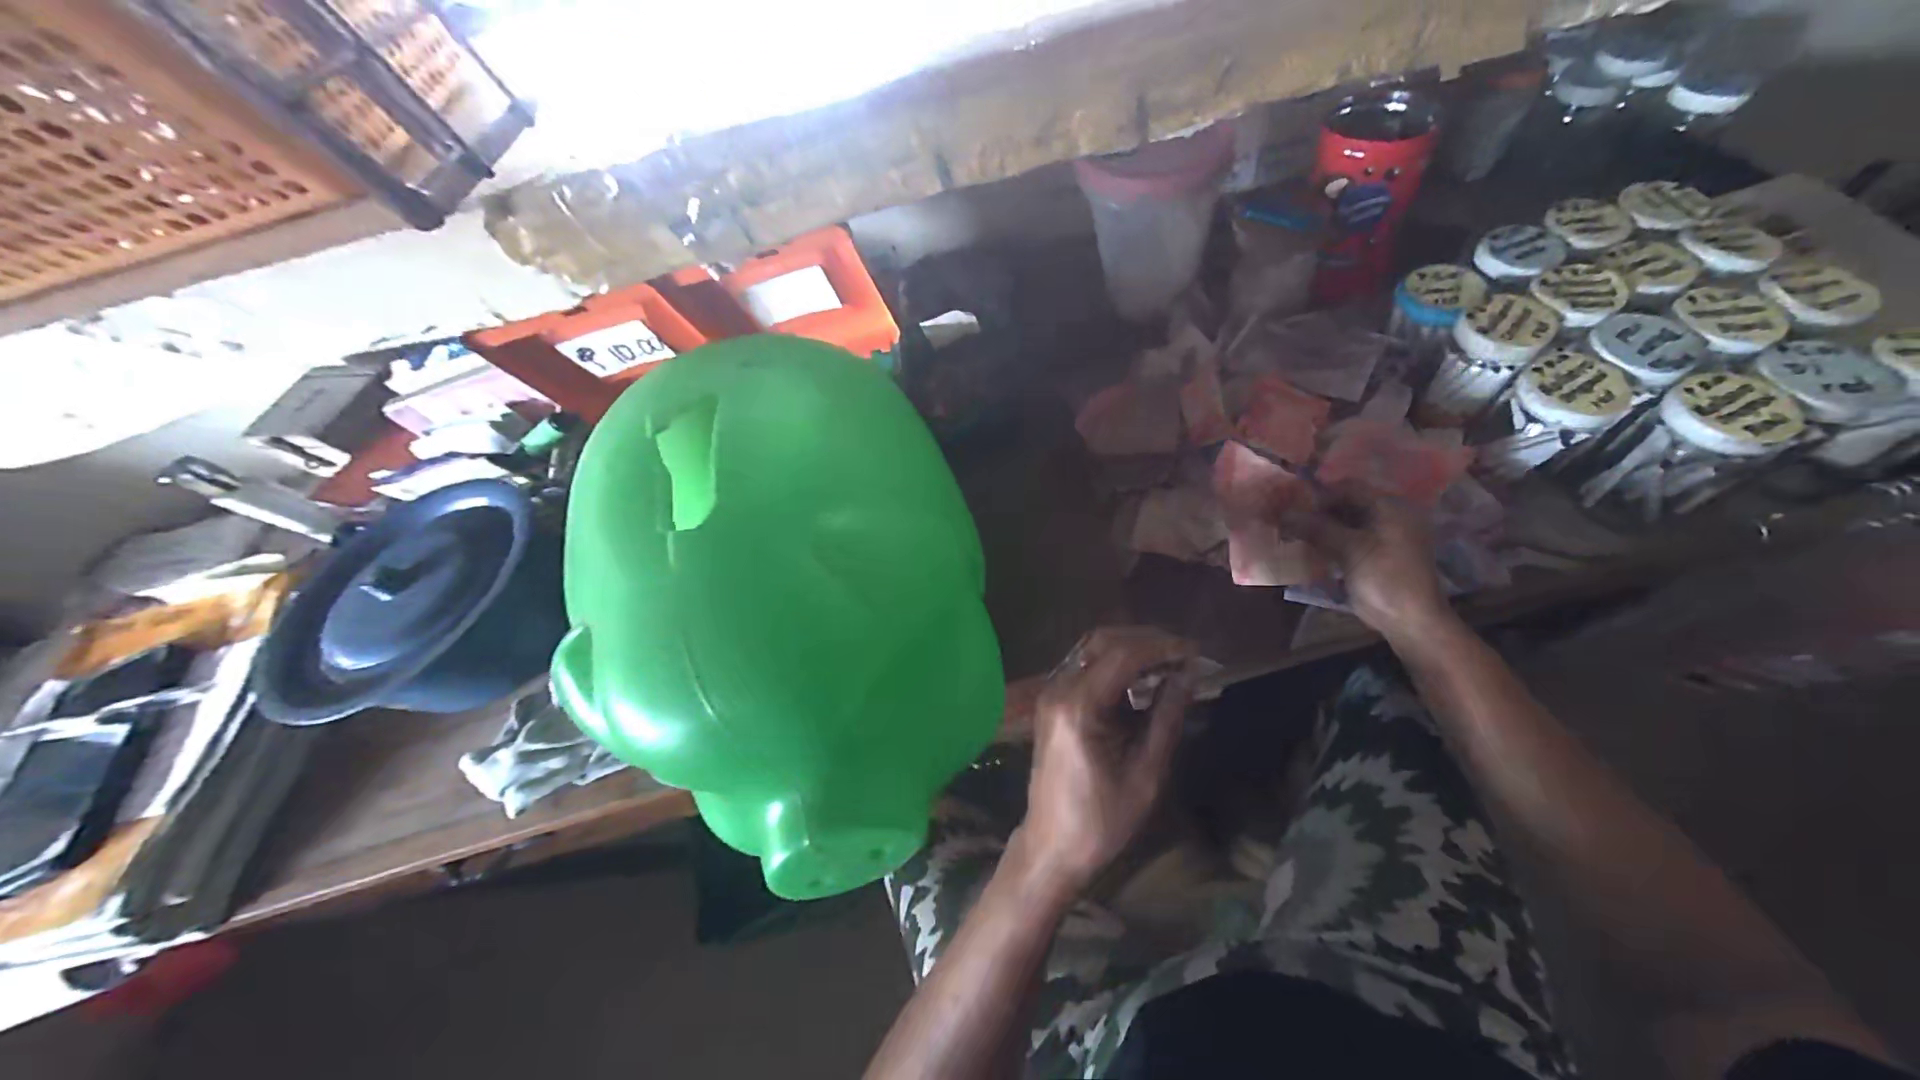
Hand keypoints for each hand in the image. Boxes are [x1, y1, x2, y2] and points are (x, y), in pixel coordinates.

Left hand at [1016, 627, 1197, 896]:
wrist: (1052, 845)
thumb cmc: (1102, 820)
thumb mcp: (1146, 773)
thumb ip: (1166, 717)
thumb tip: (1188, 674)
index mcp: (1078, 707)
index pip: (1122, 655)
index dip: (1162, 647)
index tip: (1196, 651)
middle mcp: (1058, 690)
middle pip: (1103, 641)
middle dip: (1147, 640)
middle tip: (1185, 654)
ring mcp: (1050, 693)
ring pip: (1092, 649)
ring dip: (1131, 648)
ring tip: (1171, 662)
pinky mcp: (1052, 702)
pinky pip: (1085, 667)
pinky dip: (1115, 663)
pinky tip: (1143, 678)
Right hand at [1286, 494, 1453, 639]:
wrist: (1410, 621)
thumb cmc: (1385, 578)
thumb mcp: (1349, 549)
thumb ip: (1316, 528)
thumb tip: (1283, 513)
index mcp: (1391, 507)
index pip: (1349, 487)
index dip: (1319, 494)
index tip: (1292, 506)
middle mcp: (1390, 516)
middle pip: (1347, 503)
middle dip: (1318, 511)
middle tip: (1289, 520)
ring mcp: (1383, 536)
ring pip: (1345, 521)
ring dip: (1321, 526)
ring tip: (1294, 533)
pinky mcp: (1374, 554)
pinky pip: (1348, 538)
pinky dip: (1329, 540)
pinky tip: (1309, 547)